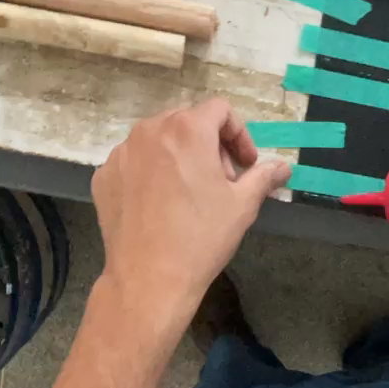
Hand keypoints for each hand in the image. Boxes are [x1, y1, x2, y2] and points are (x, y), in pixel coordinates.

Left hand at [91, 98, 289, 324]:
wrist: (149, 278)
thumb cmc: (201, 238)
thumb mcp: (242, 206)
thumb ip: (263, 177)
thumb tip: (284, 166)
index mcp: (188, 130)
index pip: (220, 110)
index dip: (239, 134)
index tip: (246, 164)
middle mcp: (150, 131)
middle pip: (187, 121)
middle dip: (209, 145)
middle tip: (220, 181)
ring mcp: (122, 153)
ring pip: (158, 140)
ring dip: (179, 157)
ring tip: (189, 194)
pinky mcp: (104, 176)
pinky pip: (134, 163)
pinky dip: (151, 174)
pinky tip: (160, 206)